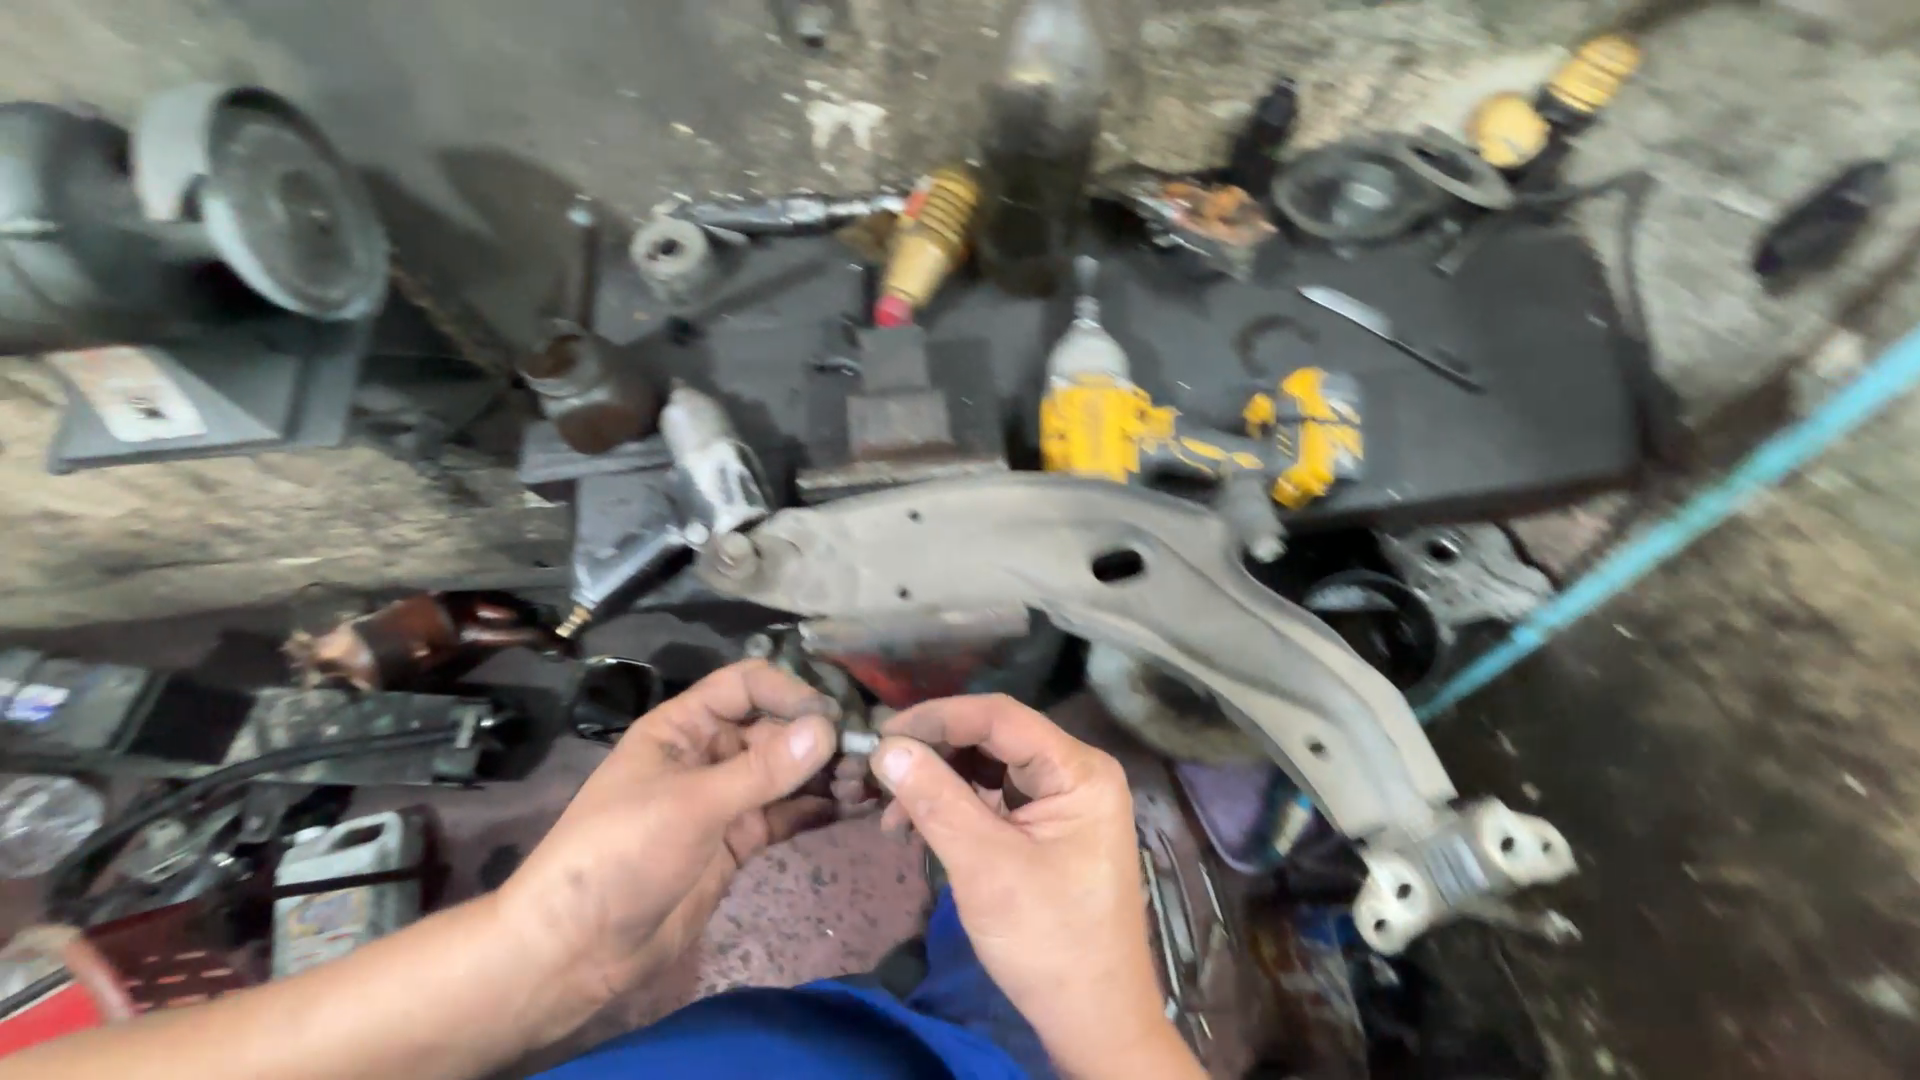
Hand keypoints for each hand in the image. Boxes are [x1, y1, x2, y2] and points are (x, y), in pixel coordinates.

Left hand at [496, 660, 839, 1032]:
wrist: (576, 950)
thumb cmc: (620, 855)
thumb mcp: (690, 805)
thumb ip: (761, 770)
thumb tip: (827, 728)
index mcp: (683, 727)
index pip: (745, 686)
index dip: (788, 692)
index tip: (831, 717)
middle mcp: (709, 753)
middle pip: (774, 728)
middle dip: (817, 738)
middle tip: (864, 756)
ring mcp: (726, 798)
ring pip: (786, 772)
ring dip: (823, 773)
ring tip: (863, 784)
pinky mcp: (739, 840)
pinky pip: (785, 814)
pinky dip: (816, 809)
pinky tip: (850, 809)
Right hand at [867, 695, 1202, 1078]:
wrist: (1093, 1020)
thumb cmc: (1047, 941)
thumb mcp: (984, 865)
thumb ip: (935, 799)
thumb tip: (885, 747)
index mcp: (1079, 770)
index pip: (1000, 717)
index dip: (938, 718)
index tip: (882, 734)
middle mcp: (1077, 772)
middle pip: (994, 739)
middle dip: (934, 754)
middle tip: (879, 774)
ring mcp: (1065, 800)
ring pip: (989, 767)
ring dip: (939, 782)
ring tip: (891, 813)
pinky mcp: (1050, 827)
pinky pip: (996, 798)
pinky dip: (956, 807)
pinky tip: (917, 826)